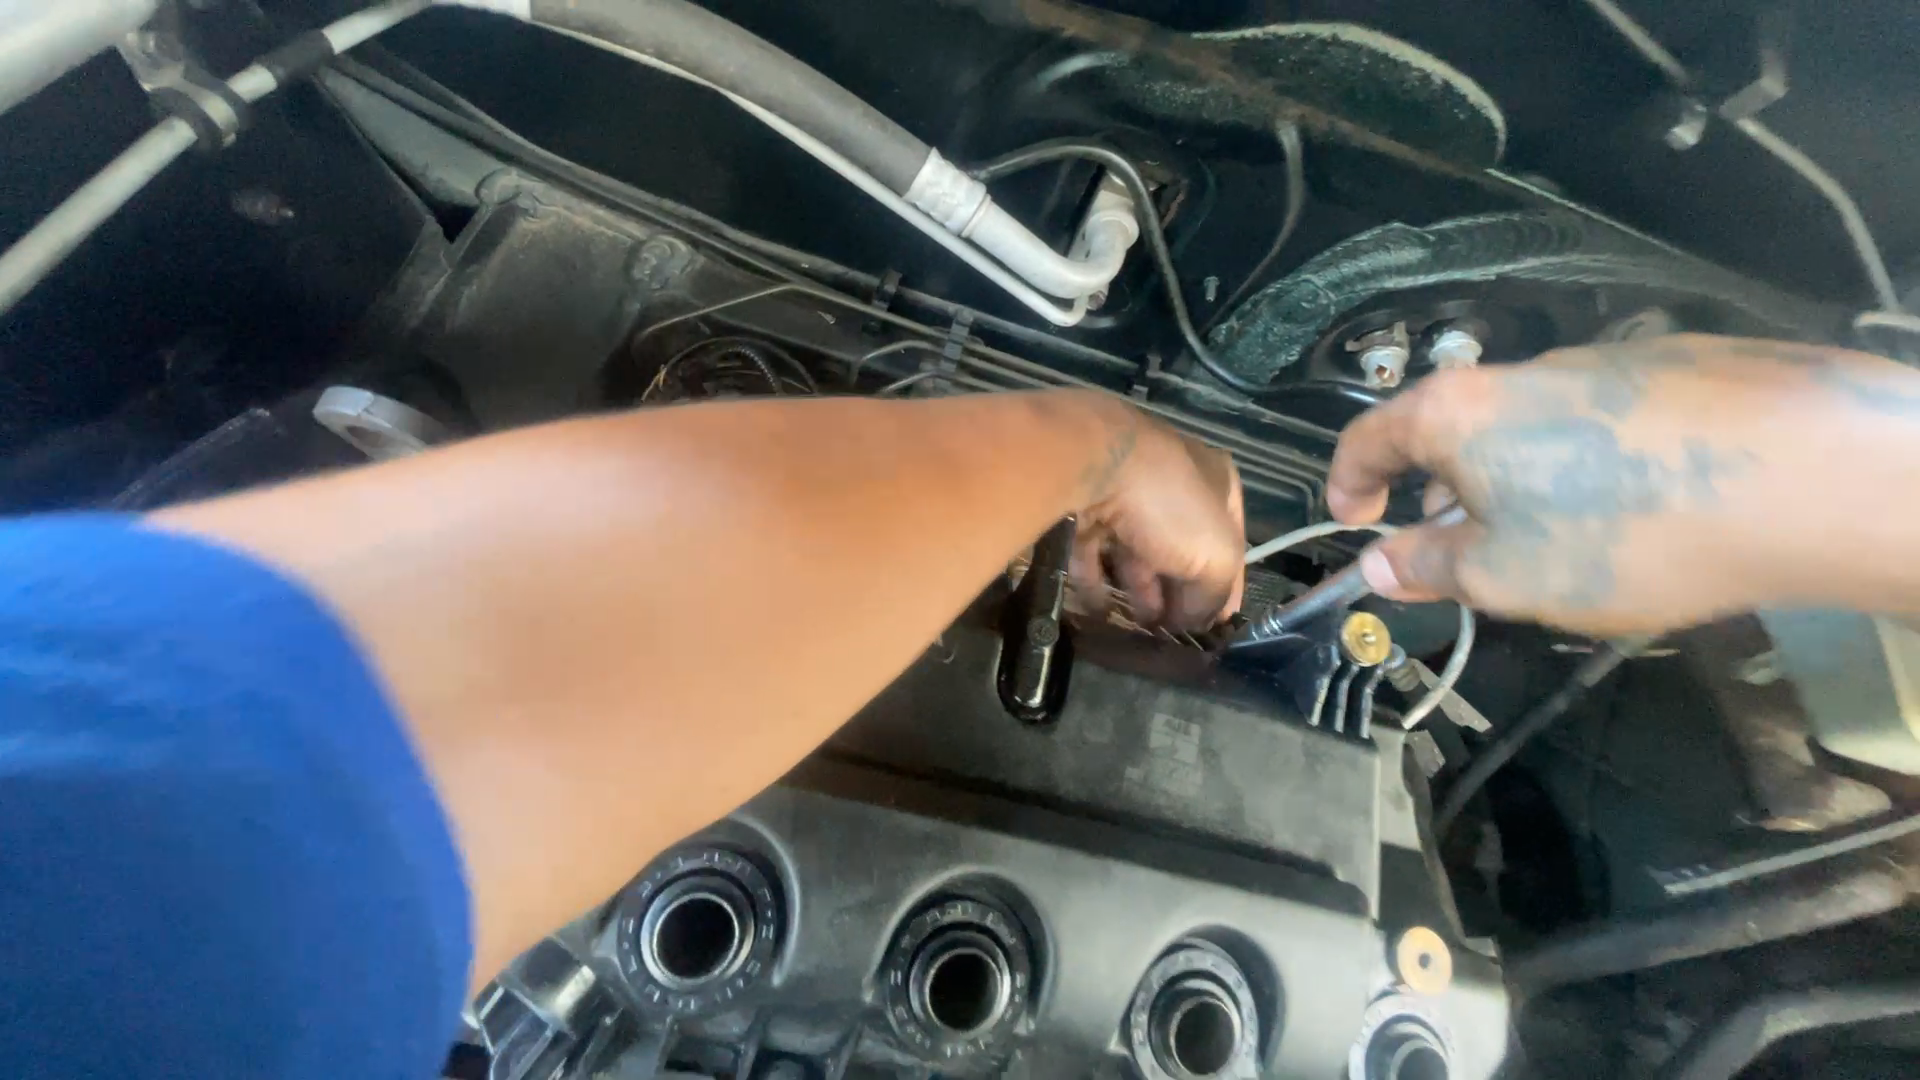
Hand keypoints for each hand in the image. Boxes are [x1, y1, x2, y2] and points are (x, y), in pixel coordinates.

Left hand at [1069, 398, 1245, 631]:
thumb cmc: (1169, 505)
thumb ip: (1213, 594)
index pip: (1230, 544)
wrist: (1090, 462)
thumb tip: (1194, 621)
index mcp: (1216, 484)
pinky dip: (1096, 583)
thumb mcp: (1216, 555)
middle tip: (1170, 633)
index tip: (1216, 627)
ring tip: (1138, 628)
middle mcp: (1171, 486)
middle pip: (1180, 550)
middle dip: (1177, 593)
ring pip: (1134, 552)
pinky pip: (1091, 553)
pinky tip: (1100, 612)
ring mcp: (1123, 496)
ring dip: (1138, 592)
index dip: (1225, 587)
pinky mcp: (1081, 509)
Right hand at [1324, 335, 1919, 635]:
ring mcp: (1599, 360)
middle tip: (1460, 548)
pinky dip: (1578, 458)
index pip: (1365, 439)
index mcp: (1456, 414)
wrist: (1830, 480)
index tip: (1354, 522)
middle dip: (1435, 492)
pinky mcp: (1675, 364)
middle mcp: (1516, 372)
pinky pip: (1591, 416)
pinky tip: (1633, 502)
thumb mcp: (1502, 575)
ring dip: (1507, 476)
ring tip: (1555, 533)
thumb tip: (1376, 568)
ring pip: (1520, 424)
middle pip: (1445, 432)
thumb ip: (1423, 568)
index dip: (1346, 484)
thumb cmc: (1626, 534)